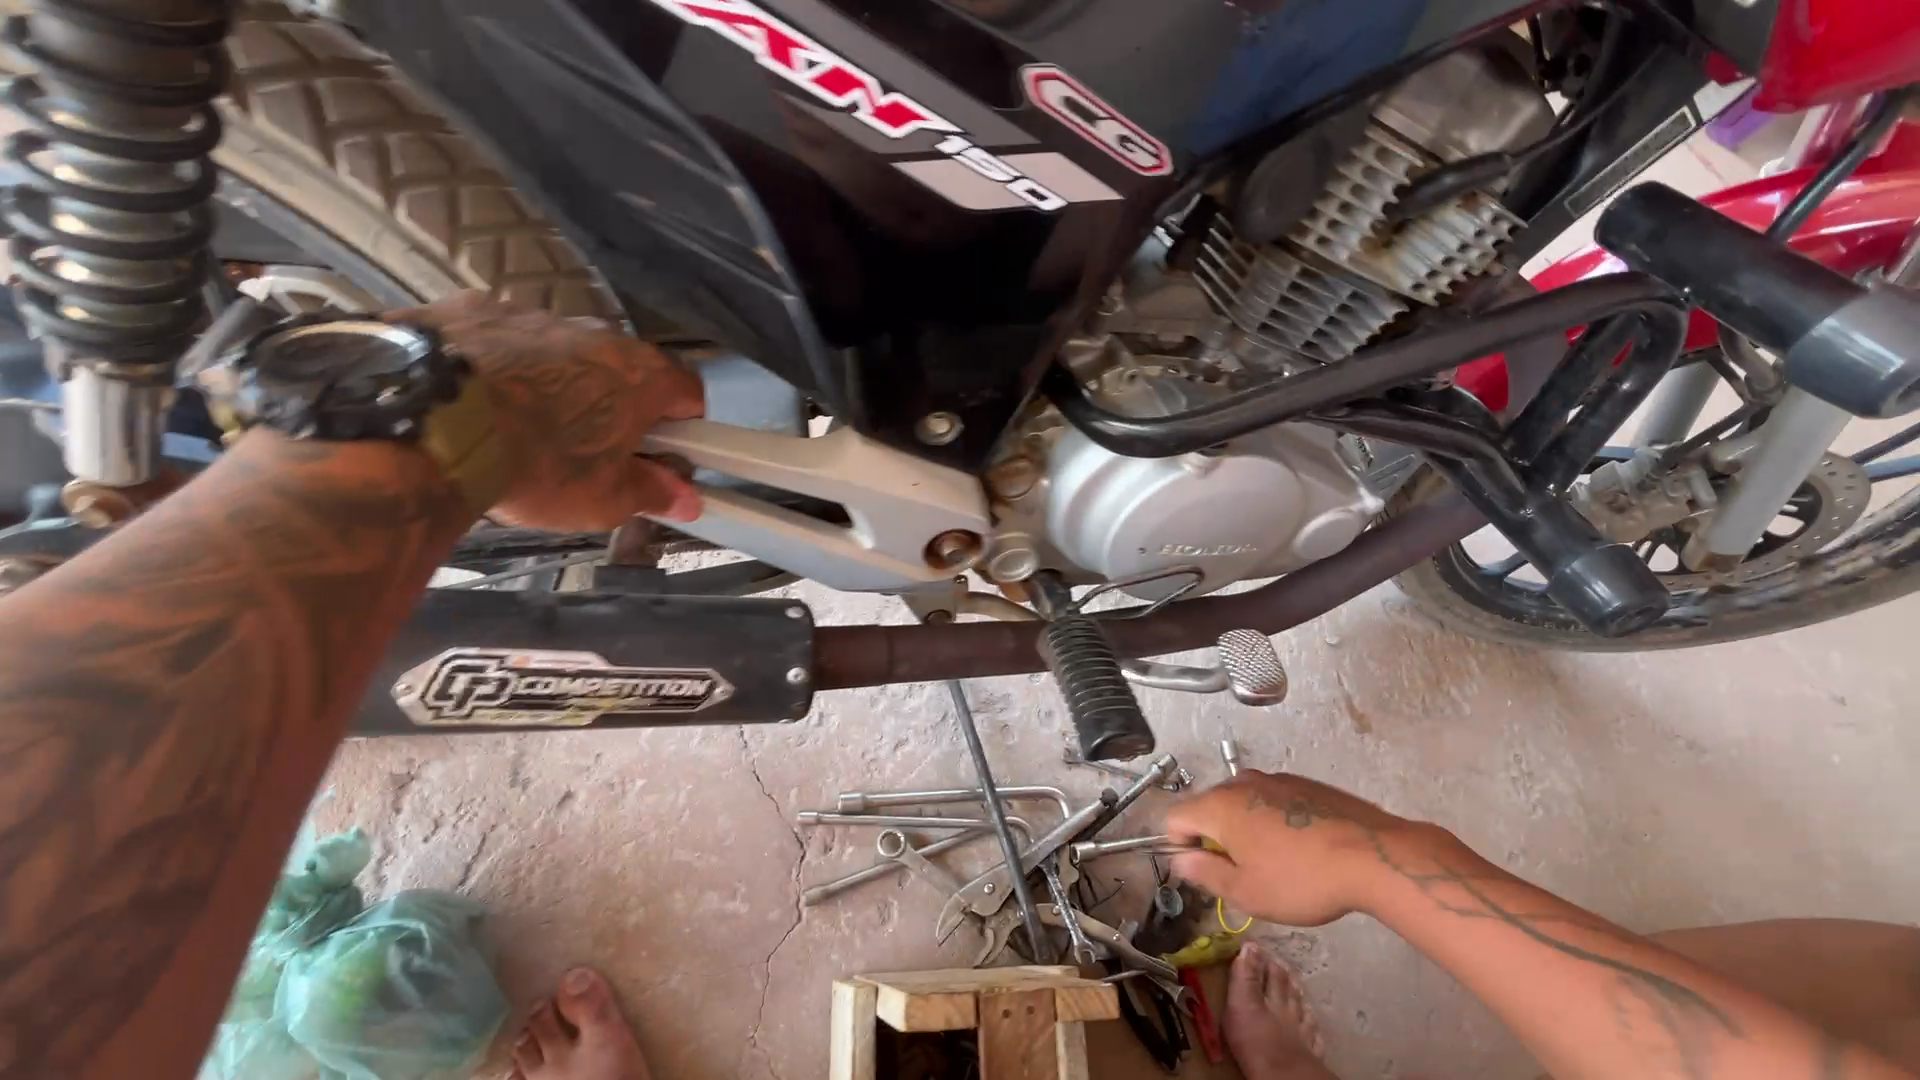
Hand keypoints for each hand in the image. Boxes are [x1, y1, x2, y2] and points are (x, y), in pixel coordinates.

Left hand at [393, 292, 704, 529]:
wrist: (424, 422)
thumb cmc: (538, 466)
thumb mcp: (604, 499)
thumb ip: (653, 493)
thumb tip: (688, 500)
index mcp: (643, 376)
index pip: (691, 394)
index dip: (686, 428)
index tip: (666, 454)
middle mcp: (598, 332)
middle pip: (627, 370)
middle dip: (621, 406)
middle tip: (597, 451)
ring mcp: (534, 313)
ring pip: (566, 351)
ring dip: (562, 382)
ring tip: (526, 427)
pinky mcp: (474, 308)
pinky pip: (506, 339)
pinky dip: (504, 365)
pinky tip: (479, 398)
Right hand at [1165, 771, 1439, 926]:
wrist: (1373, 856)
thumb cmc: (1302, 879)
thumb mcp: (1247, 892)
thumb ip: (1205, 873)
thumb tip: (1180, 860)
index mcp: (1219, 806)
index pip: (1175, 816)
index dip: (1180, 845)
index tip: (1208, 870)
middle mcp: (1240, 783)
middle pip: (1208, 807)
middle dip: (1214, 837)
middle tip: (1244, 873)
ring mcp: (1274, 779)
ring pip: (1241, 802)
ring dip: (1245, 828)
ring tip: (1277, 862)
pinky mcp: (1303, 783)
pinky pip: (1271, 799)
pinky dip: (1273, 820)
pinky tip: (1302, 847)